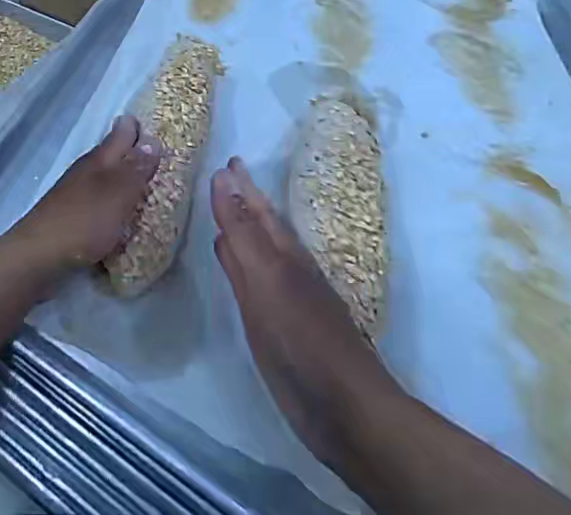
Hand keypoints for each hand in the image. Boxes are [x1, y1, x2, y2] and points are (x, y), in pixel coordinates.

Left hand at [6, 115, 160, 275]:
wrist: (40, 253)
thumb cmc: (84, 220)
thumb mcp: (118, 193)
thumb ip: (135, 169)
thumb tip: (153, 139)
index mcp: (100, 160)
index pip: (121, 133)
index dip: (136, 127)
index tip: (156, 126)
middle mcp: (86, 170)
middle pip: (112, 153)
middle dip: (131, 152)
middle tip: (157, 155)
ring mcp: (75, 191)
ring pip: (104, 176)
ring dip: (122, 177)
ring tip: (143, 185)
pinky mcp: (70, 213)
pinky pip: (98, 198)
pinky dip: (111, 200)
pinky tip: (119, 213)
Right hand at [211, 157, 399, 454]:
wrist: (347, 411)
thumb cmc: (302, 339)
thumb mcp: (266, 279)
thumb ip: (242, 231)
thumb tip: (223, 177)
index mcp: (283, 253)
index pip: (257, 208)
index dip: (241, 186)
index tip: (227, 160)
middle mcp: (285, 268)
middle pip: (261, 225)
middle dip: (243, 200)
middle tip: (226, 175)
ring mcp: (285, 297)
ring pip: (258, 250)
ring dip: (241, 228)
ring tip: (225, 210)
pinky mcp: (280, 324)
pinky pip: (252, 278)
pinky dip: (239, 261)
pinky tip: (233, 263)